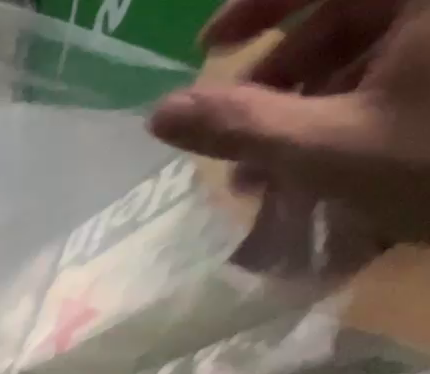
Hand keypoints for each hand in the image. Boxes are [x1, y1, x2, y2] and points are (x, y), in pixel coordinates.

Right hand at [147, 0, 429, 243]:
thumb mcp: (327, 149)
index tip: (209, 49)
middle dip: (284, 73)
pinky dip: (367, 105)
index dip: (257, 3)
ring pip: (383, 41)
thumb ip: (238, 124)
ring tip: (277, 166)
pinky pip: (416, 67)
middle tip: (240, 129)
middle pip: (352, 10)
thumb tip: (160, 112)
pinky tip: (335, 156)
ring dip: (318, 100)